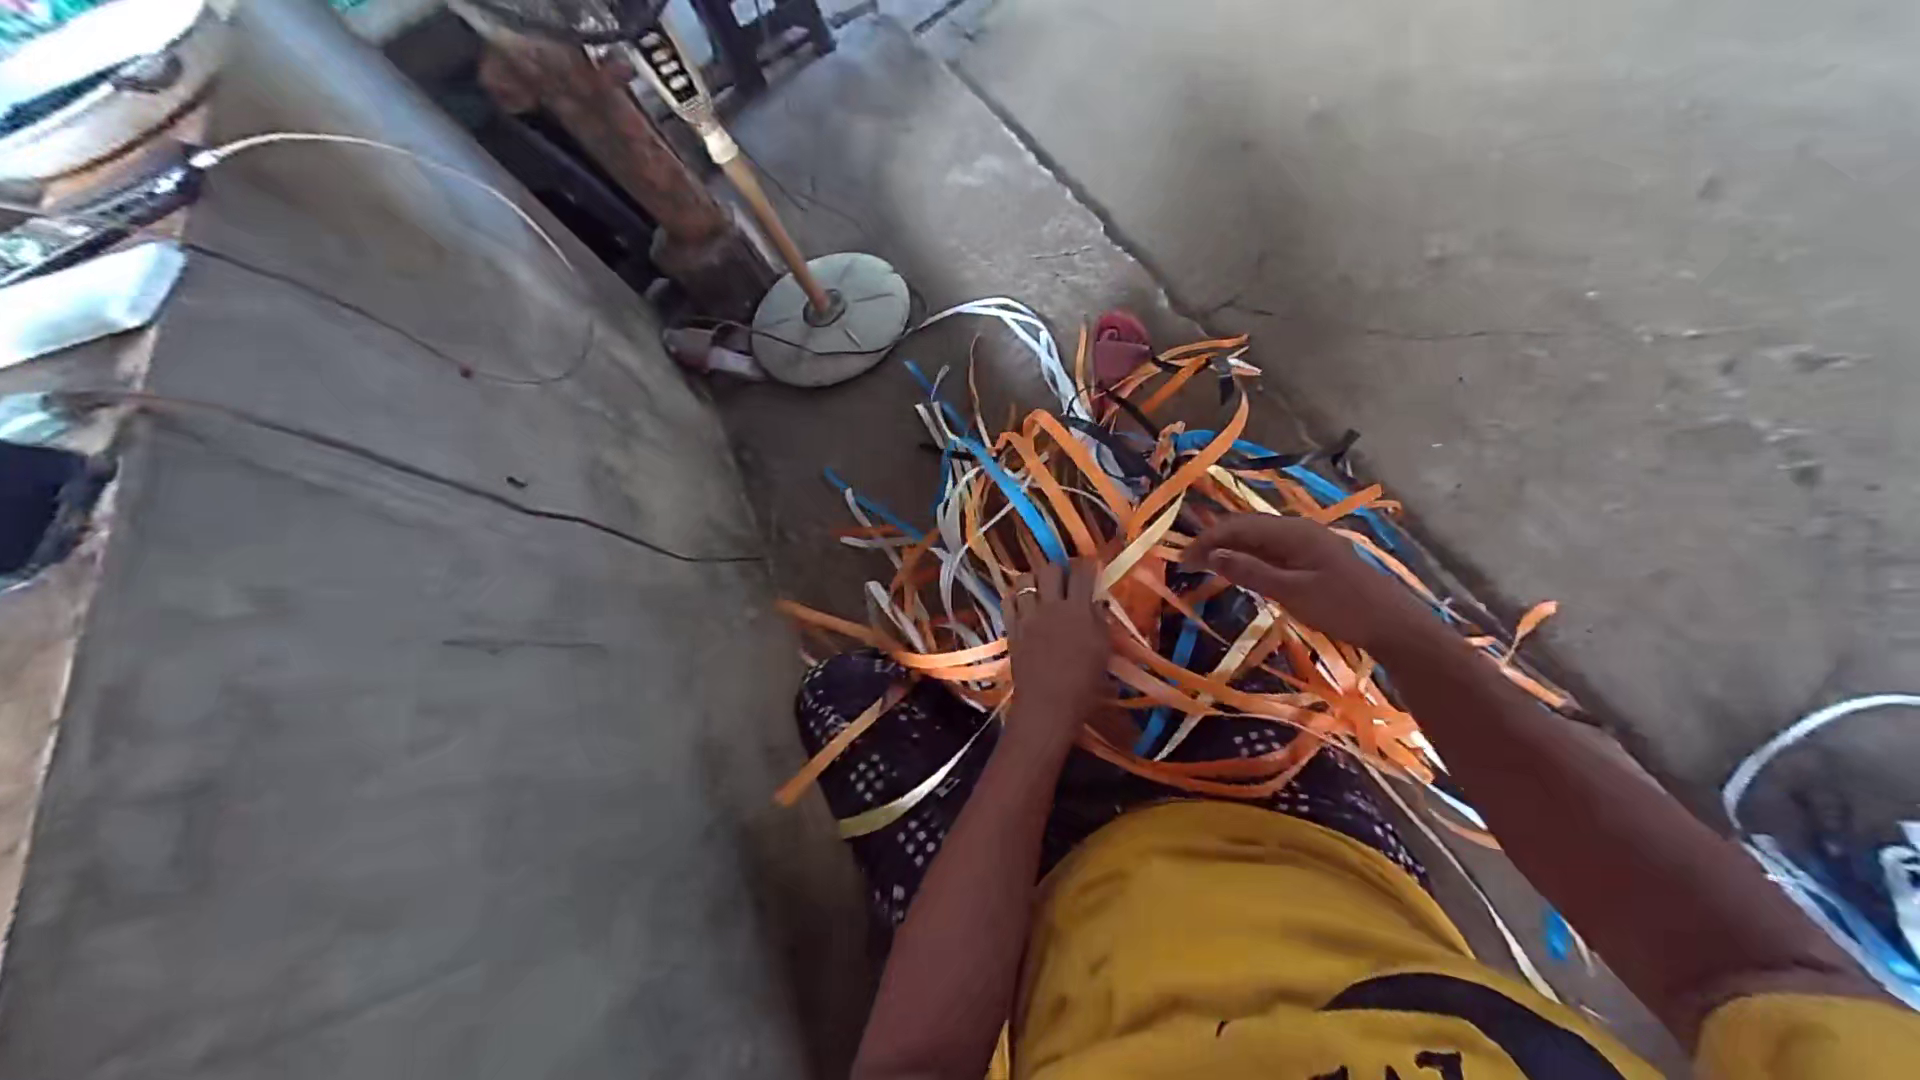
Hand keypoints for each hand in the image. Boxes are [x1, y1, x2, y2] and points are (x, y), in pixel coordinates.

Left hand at [1006, 559, 1108, 744]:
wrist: (1048, 705)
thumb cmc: (1084, 684)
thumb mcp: (1103, 650)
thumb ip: (1099, 621)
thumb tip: (1095, 602)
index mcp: (1078, 610)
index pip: (1082, 573)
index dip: (1087, 565)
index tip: (1090, 567)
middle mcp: (1050, 606)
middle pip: (1050, 569)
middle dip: (1059, 569)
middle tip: (1065, 581)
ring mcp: (1027, 616)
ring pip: (1024, 580)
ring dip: (1035, 580)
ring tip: (1041, 590)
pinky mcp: (1011, 628)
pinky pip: (1008, 601)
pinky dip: (1016, 597)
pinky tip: (1024, 604)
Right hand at [1184, 515, 1442, 653]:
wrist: (1395, 626)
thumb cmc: (1343, 609)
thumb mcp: (1290, 592)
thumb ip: (1249, 571)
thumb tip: (1211, 554)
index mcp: (1292, 531)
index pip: (1237, 527)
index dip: (1206, 541)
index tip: (1182, 562)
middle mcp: (1298, 529)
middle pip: (1245, 527)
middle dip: (1214, 542)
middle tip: (1188, 566)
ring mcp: (1308, 542)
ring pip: (1257, 539)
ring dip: (1230, 550)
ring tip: (1206, 568)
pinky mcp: (1314, 558)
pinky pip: (1272, 550)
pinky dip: (1249, 558)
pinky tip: (1239, 572)